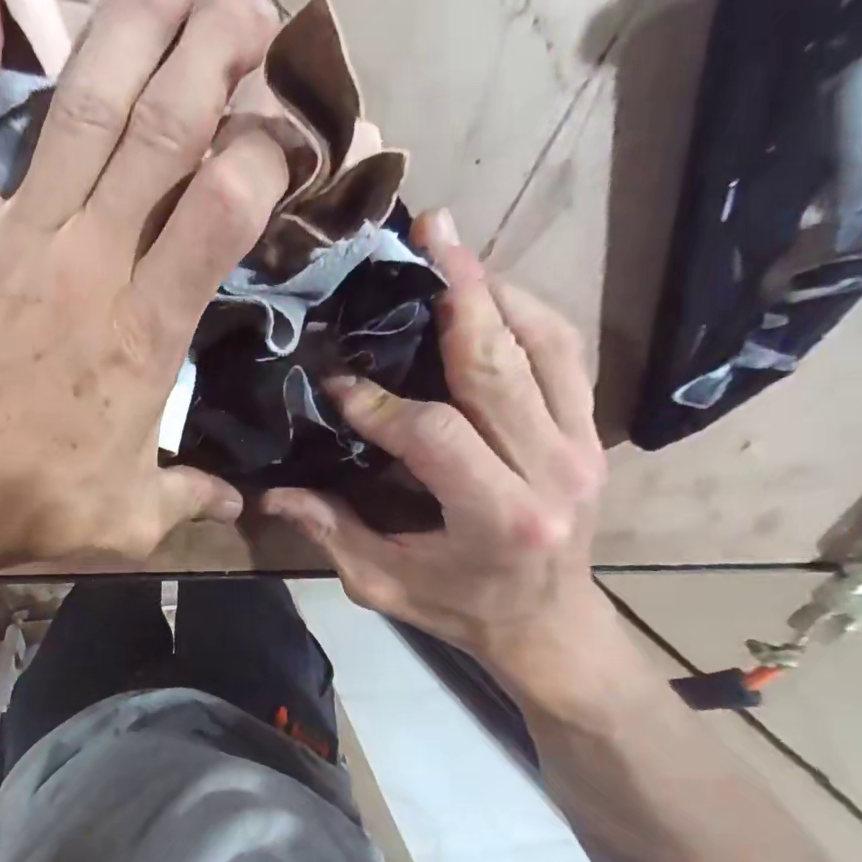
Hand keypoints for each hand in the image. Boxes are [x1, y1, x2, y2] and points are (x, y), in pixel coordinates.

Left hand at [0, 0, 287, 565]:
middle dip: (216, 55)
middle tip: (250, 7)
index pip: (225, 206)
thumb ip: (187, 498)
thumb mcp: (129, 517)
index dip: (268, 149)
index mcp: (147, 328)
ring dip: (131, 25)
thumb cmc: (32, 503)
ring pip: (83, 107)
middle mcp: (91, 260)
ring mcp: (15, 233)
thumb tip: (235, 507)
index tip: (287, 128)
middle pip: (165, 131)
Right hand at [262, 211, 615, 691]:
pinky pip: (566, 353)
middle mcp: (551, 471)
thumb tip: (270, 494)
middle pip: (500, 364)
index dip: (378, 404)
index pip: (434, 434)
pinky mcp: (591, 431)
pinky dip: (528, 311)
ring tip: (452, 245)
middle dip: (456, 294)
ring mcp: (582, 444)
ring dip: (494, 289)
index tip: (336, 384)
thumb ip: (331, 533)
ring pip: (544, 343)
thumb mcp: (383, 584)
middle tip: (424, 236)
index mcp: (498, 517)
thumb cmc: (461, 609)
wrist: (552, 625)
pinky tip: (487, 286)